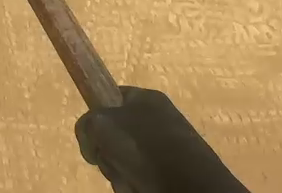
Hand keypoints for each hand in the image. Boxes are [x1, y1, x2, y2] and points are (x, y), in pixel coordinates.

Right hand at [75, 87, 249, 192]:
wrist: (197, 191)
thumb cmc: (145, 148)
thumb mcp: (100, 125)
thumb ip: (85, 125)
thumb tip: (90, 144)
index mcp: (146, 98)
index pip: (112, 99)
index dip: (98, 116)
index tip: (95, 136)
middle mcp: (160, 121)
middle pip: (118, 134)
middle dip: (109, 154)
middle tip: (112, 162)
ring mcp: (171, 150)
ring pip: (129, 161)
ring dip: (121, 174)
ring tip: (130, 181)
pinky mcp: (179, 177)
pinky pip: (146, 179)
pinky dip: (138, 187)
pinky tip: (141, 190)